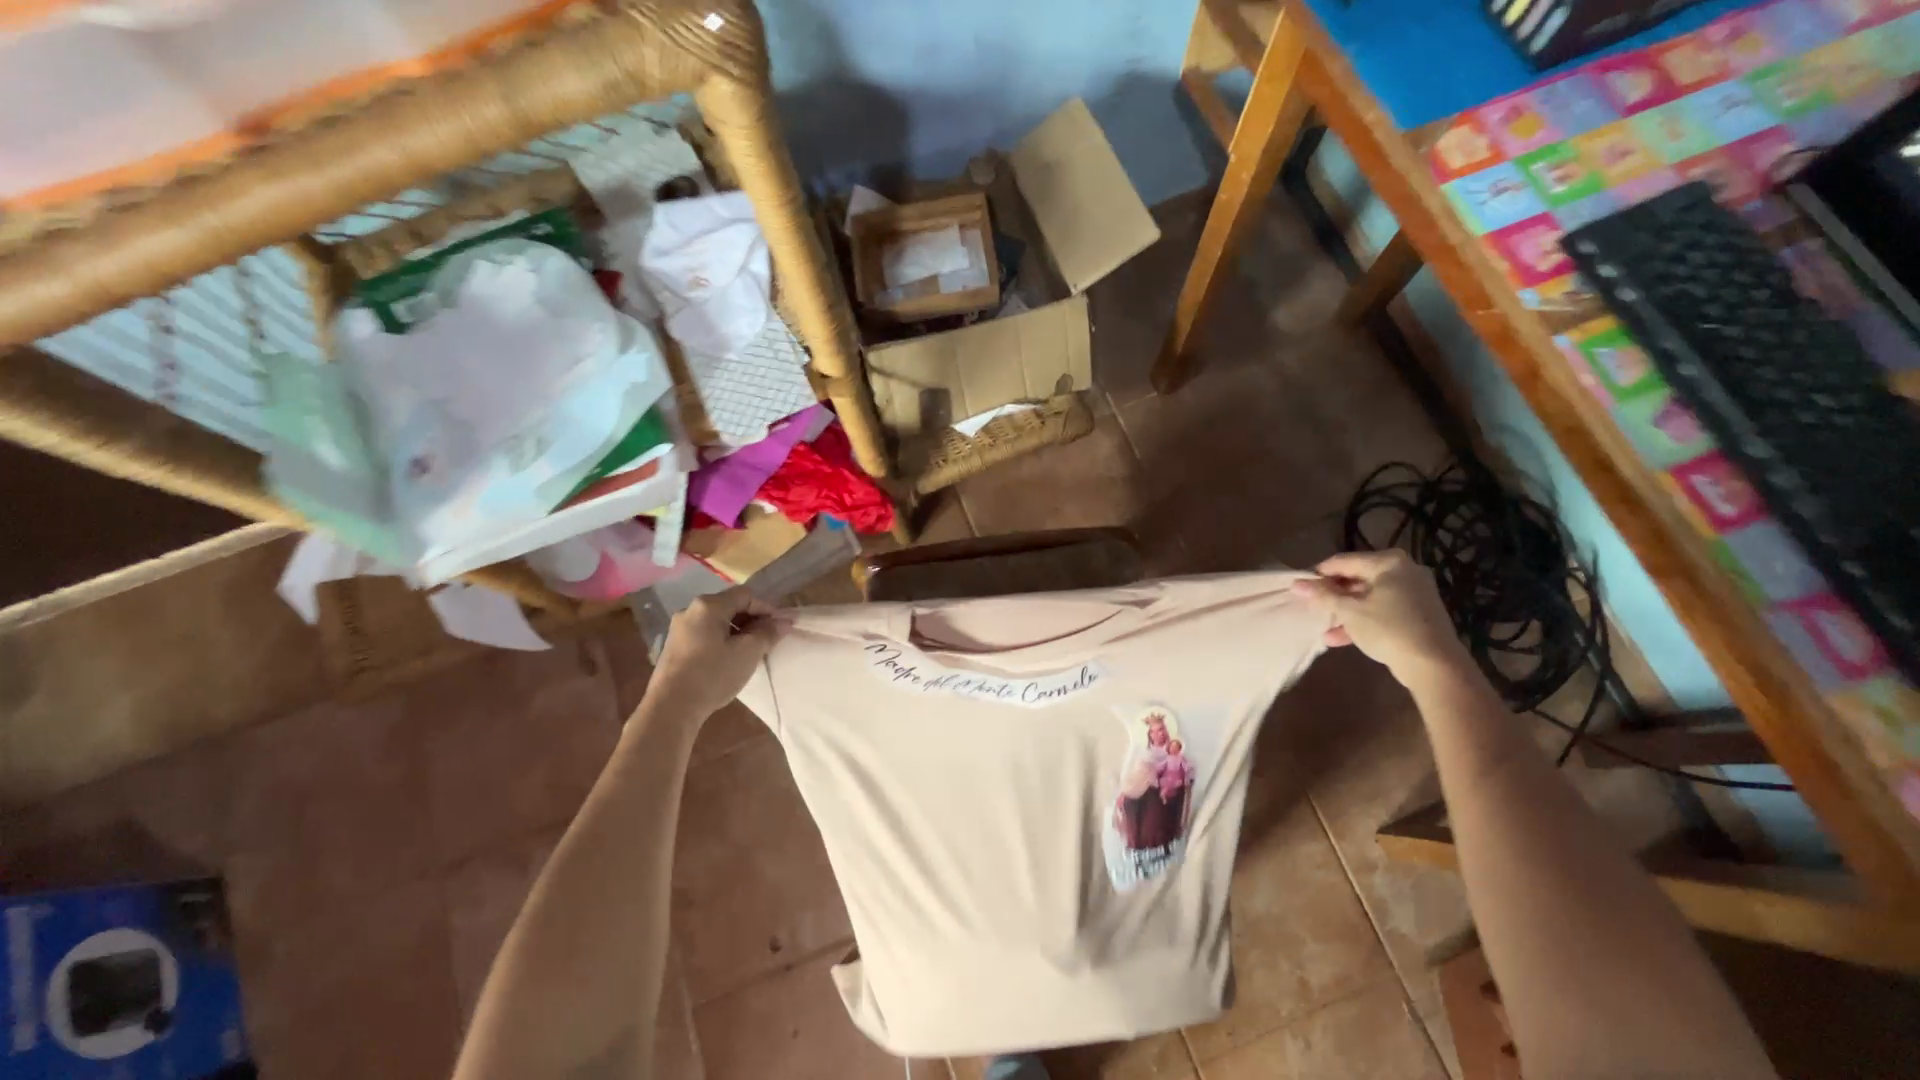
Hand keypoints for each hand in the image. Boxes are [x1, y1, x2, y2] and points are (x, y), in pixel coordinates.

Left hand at [646, 588, 777, 719]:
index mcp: (708, 605)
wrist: (671, 707)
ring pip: (716, 622)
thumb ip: (767, 633)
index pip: (745, 595)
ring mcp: (679, 629)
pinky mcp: (674, 646)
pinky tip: (728, 660)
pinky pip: (704, 635)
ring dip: (736, 632)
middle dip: (751, 620)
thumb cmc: (713, 675)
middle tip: (766, 640)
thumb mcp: (748, 653)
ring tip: (750, 652)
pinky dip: (721, 641)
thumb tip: (783, 622)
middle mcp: (690, 610)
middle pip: (729, 606)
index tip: (779, 628)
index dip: (766, 608)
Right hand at [1291, 550, 1469, 685]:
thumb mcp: (1350, 612)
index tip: (1300, 587)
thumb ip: (1323, 596)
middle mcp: (1404, 571)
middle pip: (1358, 578)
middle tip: (1312, 605)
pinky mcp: (1417, 613)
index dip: (1319, 574)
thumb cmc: (1388, 629)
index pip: (1344, 561)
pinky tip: (1339, 638)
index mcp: (1389, 562)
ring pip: (1369, 596)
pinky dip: (1364, 619)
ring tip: (1322, 624)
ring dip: (1345, 610)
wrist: (1434, 664)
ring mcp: (1414, 592)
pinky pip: (1383, 609)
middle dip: (1334, 594)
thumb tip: (1297, 584)